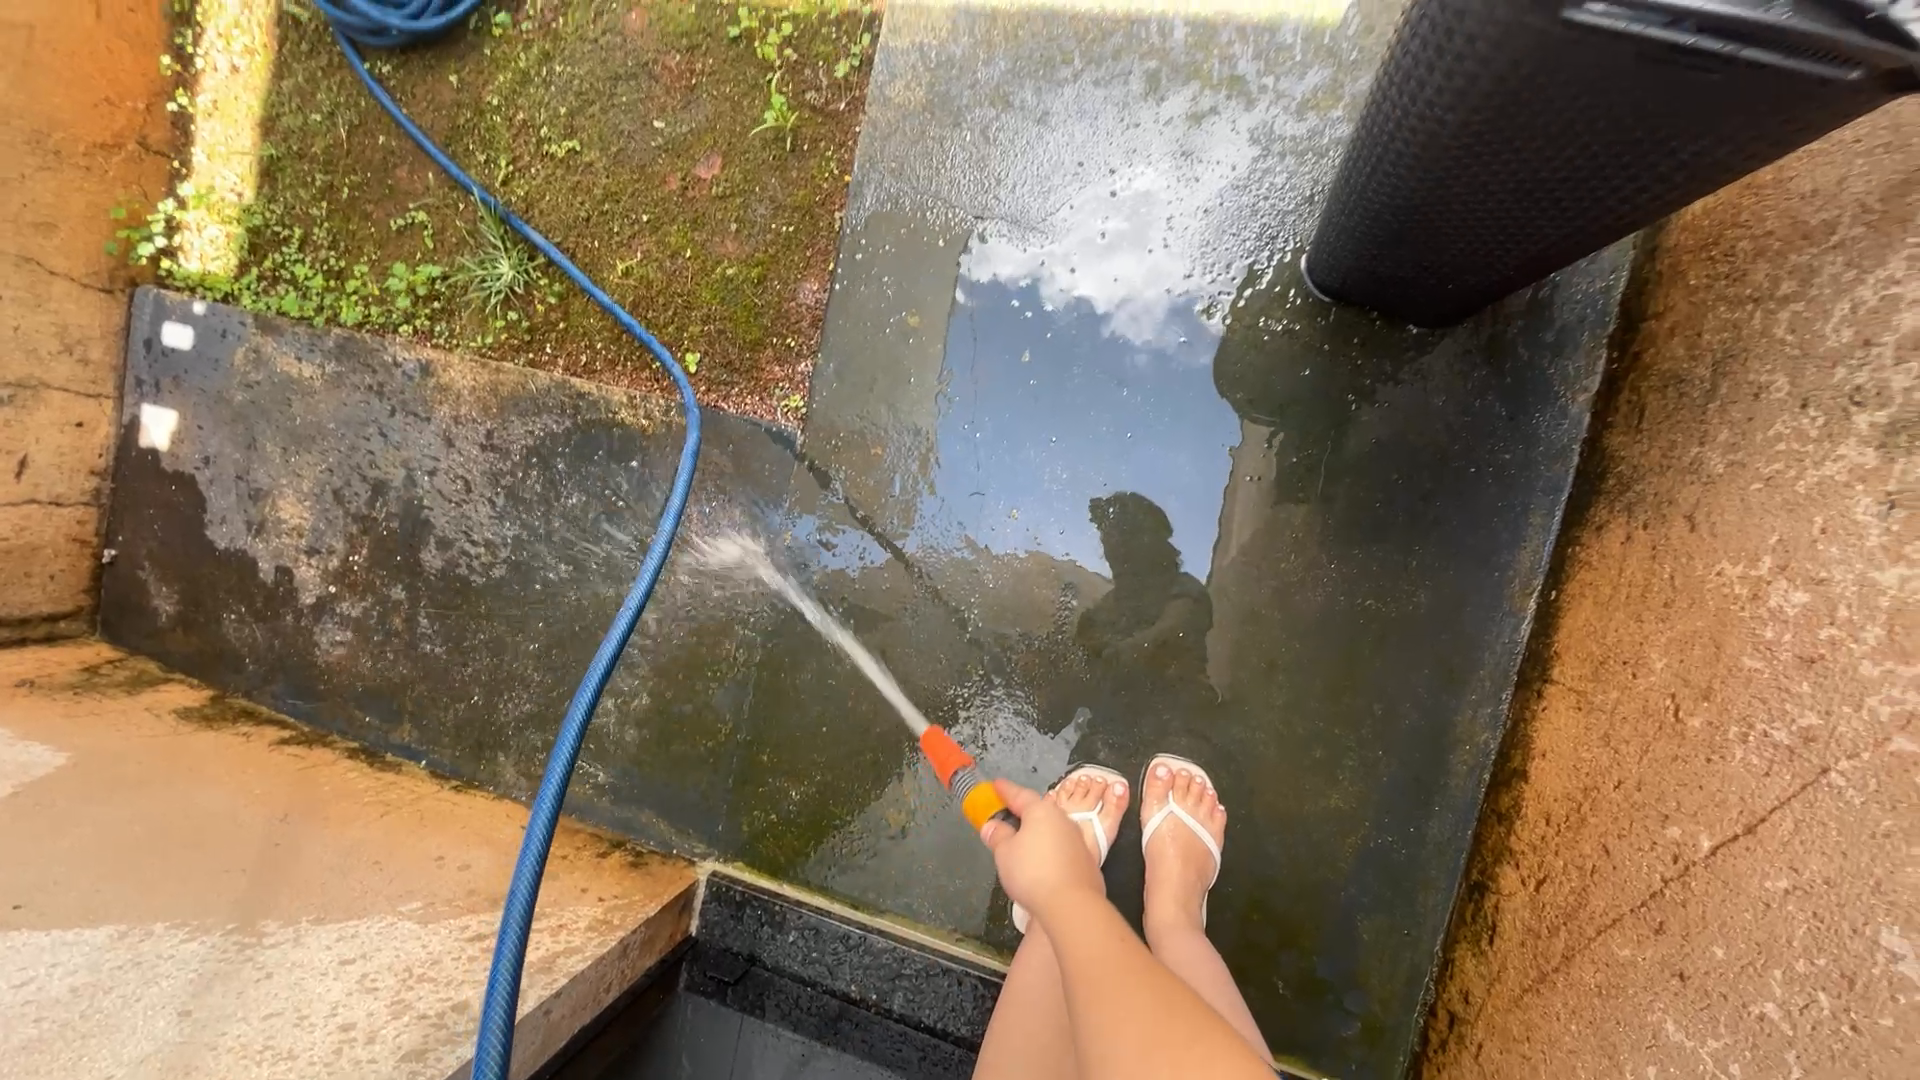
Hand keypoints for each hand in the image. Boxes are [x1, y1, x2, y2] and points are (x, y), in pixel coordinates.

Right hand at [978, 779, 1105, 923]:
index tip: (996, 784)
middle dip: (1023, 814)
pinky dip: (1050, 853)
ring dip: (1038, 835)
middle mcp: (1063, 820)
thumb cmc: (1033, 873)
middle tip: (1008, 816)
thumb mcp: (1005, 853)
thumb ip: (997, 836)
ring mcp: (1078, 841)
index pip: (1020, 795)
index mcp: (1041, 811)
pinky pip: (1062, 851)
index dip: (1006, 790)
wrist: (1072, 906)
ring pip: (1053, 831)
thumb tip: (992, 825)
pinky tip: (1042, 866)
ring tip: (1023, 844)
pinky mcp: (1086, 863)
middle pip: (1039, 812)